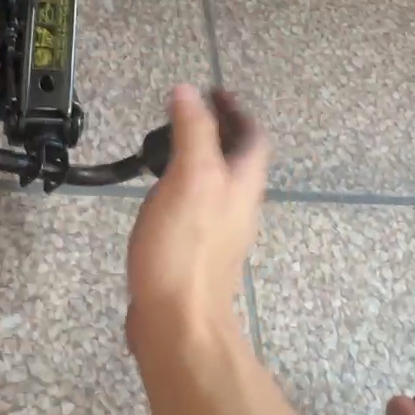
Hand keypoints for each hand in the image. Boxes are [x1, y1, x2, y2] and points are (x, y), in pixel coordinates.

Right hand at [126, 85, 268, 353]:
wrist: (177, 323)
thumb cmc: (185, 246)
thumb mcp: (190, 176)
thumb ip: (192, 131)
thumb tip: (188, 91)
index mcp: (244, 183)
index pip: (254, 136)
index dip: (236, 109)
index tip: (213, 91)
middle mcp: (239, 205)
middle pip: (239, 158)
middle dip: (218, 129)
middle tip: (187, 113)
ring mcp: (220, 232)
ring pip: (219, 181)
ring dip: (202, 156)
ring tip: (169, 145)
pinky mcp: (198, 252)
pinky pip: (198, 205)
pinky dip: (185, 184)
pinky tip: (160, 192)